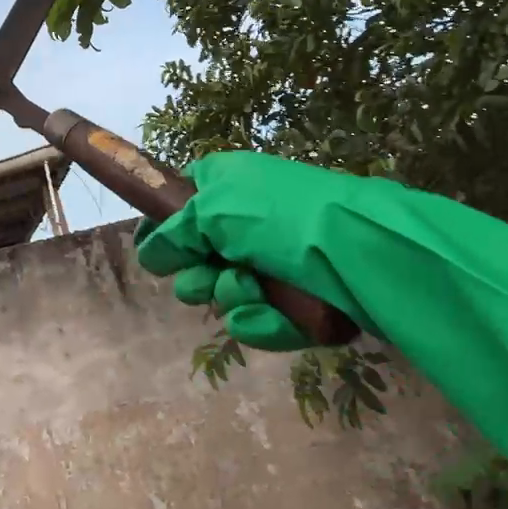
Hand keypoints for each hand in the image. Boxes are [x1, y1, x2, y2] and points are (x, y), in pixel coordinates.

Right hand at [133, 151, 379, 350]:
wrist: (358, 252)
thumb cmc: (275, 216)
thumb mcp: (209, 210)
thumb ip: (171, 233)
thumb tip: (150, 254)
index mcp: (226, 187)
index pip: (180, 207)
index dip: (163, 231)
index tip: (153, 253)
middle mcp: (246, 224)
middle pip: (197, 258)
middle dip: (196, 275)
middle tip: (205, 278)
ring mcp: (273, 264)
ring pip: (225, 293)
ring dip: (229, 295)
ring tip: (250, 291)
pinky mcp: (298, 305)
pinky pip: (258, 322)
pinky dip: (260, 322)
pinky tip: (268, 315)